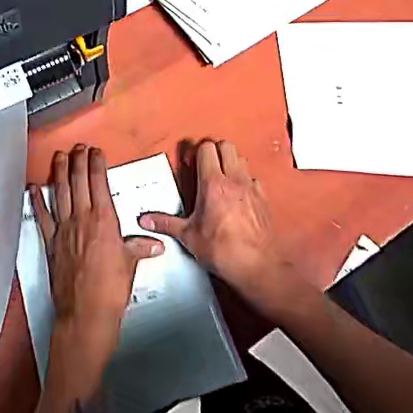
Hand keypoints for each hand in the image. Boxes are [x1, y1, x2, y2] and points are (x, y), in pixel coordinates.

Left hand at [34, 146, 161, 359]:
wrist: (86, 313)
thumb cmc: (110, 291)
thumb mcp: (131, 264)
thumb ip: (138, 248)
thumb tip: (151, 243)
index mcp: (104, 221)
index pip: (99, 182)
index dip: (96, 164)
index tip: (96, 152)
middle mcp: (82, 220)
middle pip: (78, 182)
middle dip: (78, 161)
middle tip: (78, 147)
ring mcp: (64, 230)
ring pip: (60, 193)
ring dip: (59, 173)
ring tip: (59, 157)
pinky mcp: (52, 244)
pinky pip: (43, 217)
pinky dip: (38, 202)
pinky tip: (35, 190)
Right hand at [139, 140, 305, 312]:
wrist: (256, 266)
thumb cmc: (224, 251)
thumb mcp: (189, 236)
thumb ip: (166, 223)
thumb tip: (148, 220)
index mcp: (213, 184)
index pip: (206, 148)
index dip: (197, 152)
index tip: (191, 164)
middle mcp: (234, 181)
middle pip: (226, 146)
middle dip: (215, 150)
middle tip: (206, 164)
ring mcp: (251, 188)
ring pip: (242, 159)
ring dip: (231, 162)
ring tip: (221, 178)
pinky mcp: (263, 199)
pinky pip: (254, 179)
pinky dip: (245, 181)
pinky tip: (238, 195)